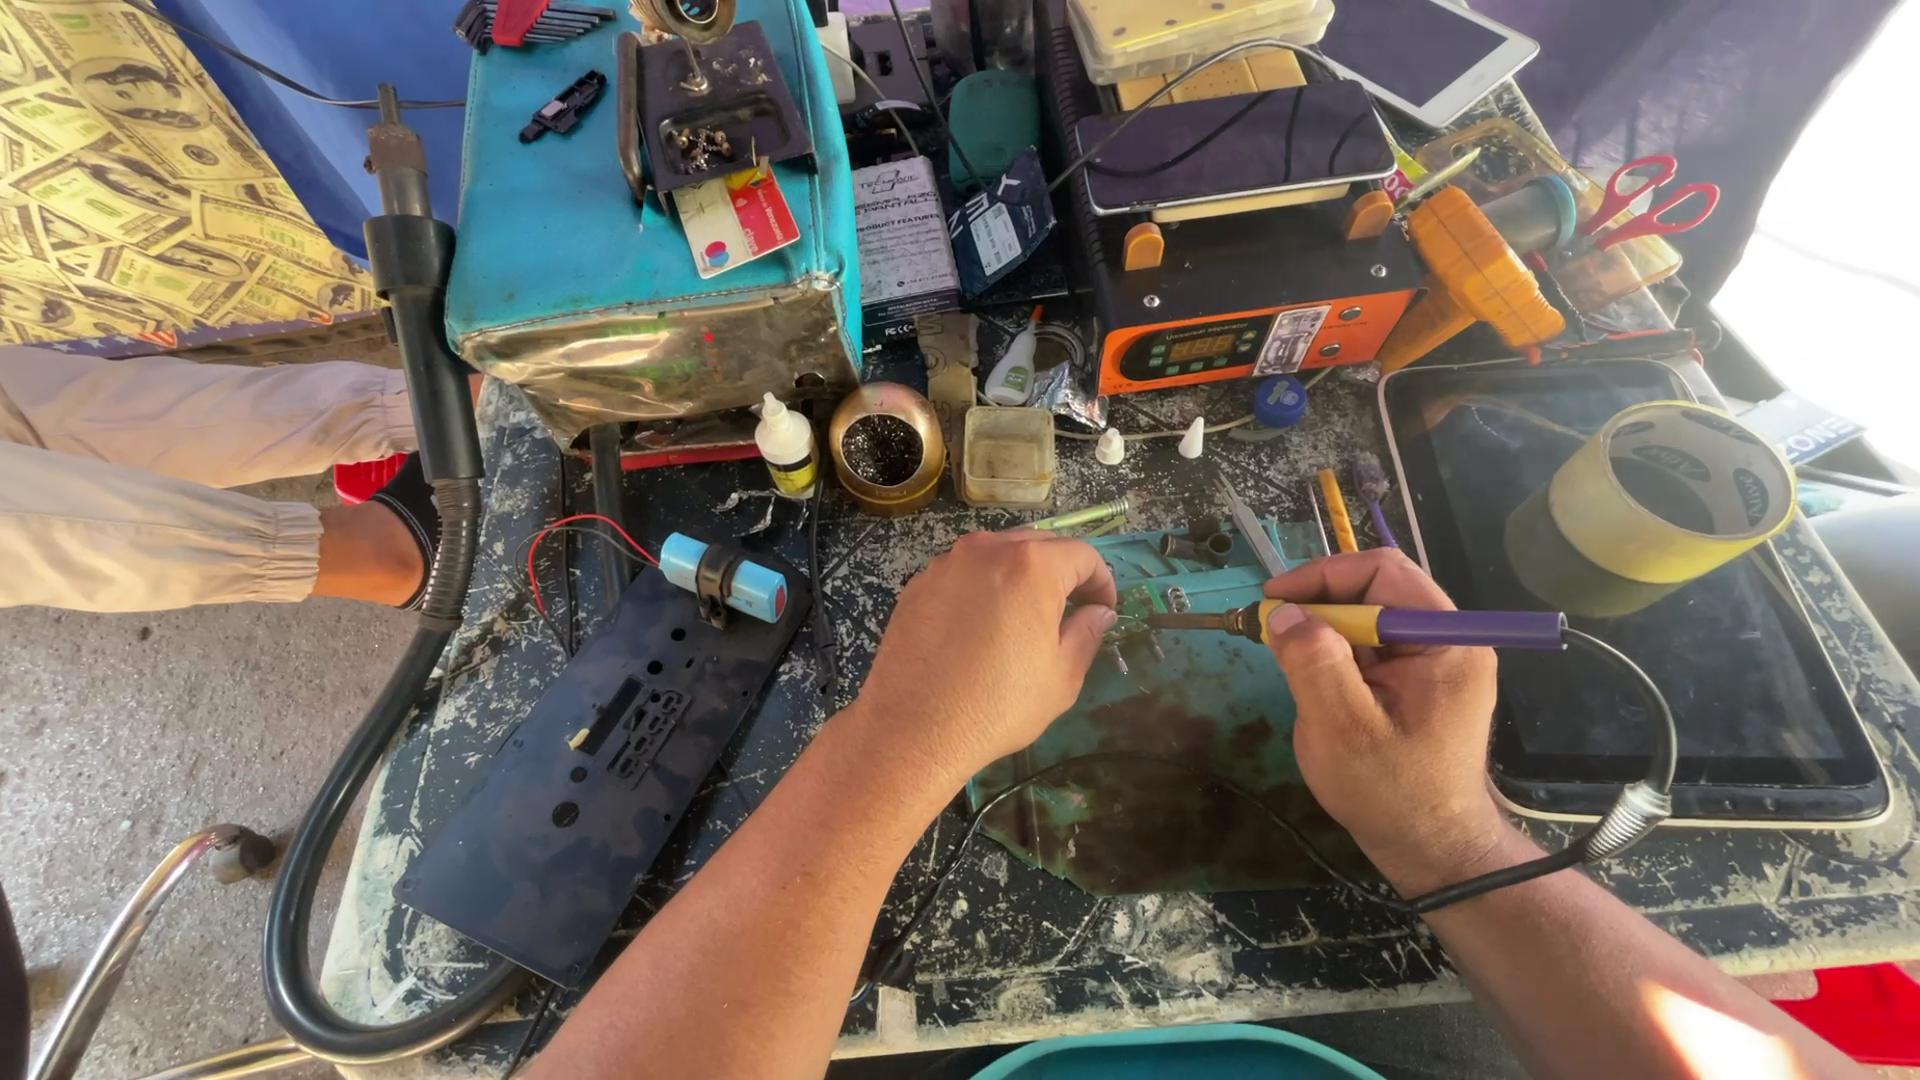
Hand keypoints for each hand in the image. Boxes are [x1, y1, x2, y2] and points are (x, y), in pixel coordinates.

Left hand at [846, 530, 1116, 786]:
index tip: (1103, 610)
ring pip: (998, 554)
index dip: (1102, 581)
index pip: (1082, 555)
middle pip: (1040, 545)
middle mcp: (987, 549)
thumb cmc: (997, 704)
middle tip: (1072, 611)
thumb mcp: (1061, 676)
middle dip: (1063, 573)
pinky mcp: (919, 583)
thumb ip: (1086, 633)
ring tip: (1026, 617)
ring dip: (1022, 575)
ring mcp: (947, 563)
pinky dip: (983, 586)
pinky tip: (981, 625)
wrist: (912, 728)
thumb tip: (1098, 612)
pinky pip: (964, 572)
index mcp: (1031, 565)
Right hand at [1262, 549, 1510, 895]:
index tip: (1276, 602)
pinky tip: (1307, 673)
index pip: (1382, 571)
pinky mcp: (1410, 679)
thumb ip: (1313, 663)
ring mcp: (1428, 660)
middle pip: (1373, 588)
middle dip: (1317, 601)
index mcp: (1444, 641)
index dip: (1323, 576)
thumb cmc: (1390, 791)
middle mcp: (1443, 640)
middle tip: (1275, 629)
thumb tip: (1282, 613)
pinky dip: (1328, 648)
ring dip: (1319, 626)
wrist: (1429, 849)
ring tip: (1286, 653)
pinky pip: (1364, 643)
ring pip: (1363, 614)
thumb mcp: (1342, 727)